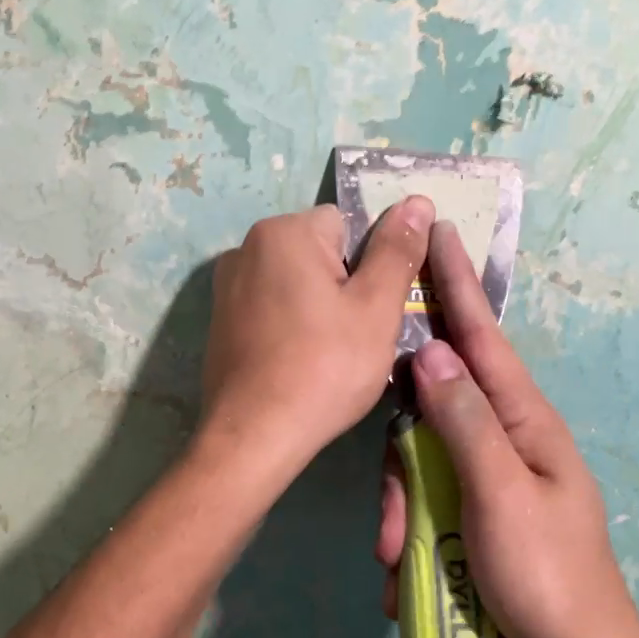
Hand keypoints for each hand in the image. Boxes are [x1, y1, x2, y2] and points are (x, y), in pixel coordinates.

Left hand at [201, 197, 433, 467]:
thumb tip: (417, 202)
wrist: (253, 435)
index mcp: (282, 232)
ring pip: (296, 284)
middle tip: (359, 335)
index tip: (376, 307)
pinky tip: (301, 363)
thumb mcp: (376, 308)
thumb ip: (397, 250)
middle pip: (320, 252)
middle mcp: (245, 248)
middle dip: (345, 286)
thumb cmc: (323, 368)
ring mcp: (227, 286)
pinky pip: (272, 309)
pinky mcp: (220, 321)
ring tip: (332, 355)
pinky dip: (291, 327)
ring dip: (319, 308)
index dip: (372, 264)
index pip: (348, 224)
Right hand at [376, 222, 638, 637]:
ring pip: (417, 467)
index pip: (480, 337)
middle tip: (395, 529)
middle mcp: (501, 438)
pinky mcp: (468, 513)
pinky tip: (409, 581)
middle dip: (402, 470)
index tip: (434, 230)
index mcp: (523, 420)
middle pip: (429, 415)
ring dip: (402, 520)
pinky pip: (422, 506)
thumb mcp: (500, 494)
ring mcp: (484, 477)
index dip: (455, 283)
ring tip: (403, 571)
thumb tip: (429, 353)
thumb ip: (463, 421)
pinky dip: (410, 542)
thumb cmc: (547, 573)